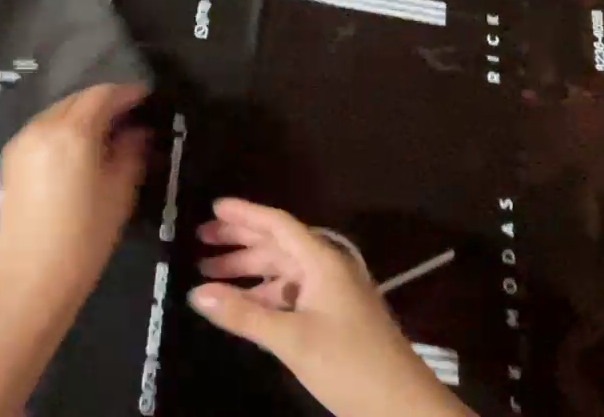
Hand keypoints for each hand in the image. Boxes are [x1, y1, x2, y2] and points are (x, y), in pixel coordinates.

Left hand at [0, 82, 152, 306]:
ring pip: (58, 112)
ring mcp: (22, 140)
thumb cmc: (83, 239)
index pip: (103, 95)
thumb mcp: (119, 194)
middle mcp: (43, 126)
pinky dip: (63, 129)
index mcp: (73, 131)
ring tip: (105, 134)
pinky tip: (77, 151)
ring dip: (83, 114)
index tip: (146, 98)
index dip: (127, 93)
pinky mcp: (10, 158)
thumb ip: (130, 153)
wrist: (28, 281)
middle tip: (130, 117)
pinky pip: (43, 129)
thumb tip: (137, 132)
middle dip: (105, 102)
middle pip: (78, 99)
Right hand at [188, 198, 476, 416]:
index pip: (277, 224)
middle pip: (278, 243)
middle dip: (239, 240)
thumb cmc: (349, 364)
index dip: (244, 214)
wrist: (406, 408)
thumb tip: (197, 293)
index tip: (213, 207)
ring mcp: (334, 291)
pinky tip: (246, 302)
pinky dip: (267, 292)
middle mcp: (328, 267)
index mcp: (321, 260)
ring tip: (212, 272)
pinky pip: (294, 290)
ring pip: (285, 268)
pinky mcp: (337, 315)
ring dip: (250, 268)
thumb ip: (243, 314)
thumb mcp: (291, 339)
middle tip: (202, 239)